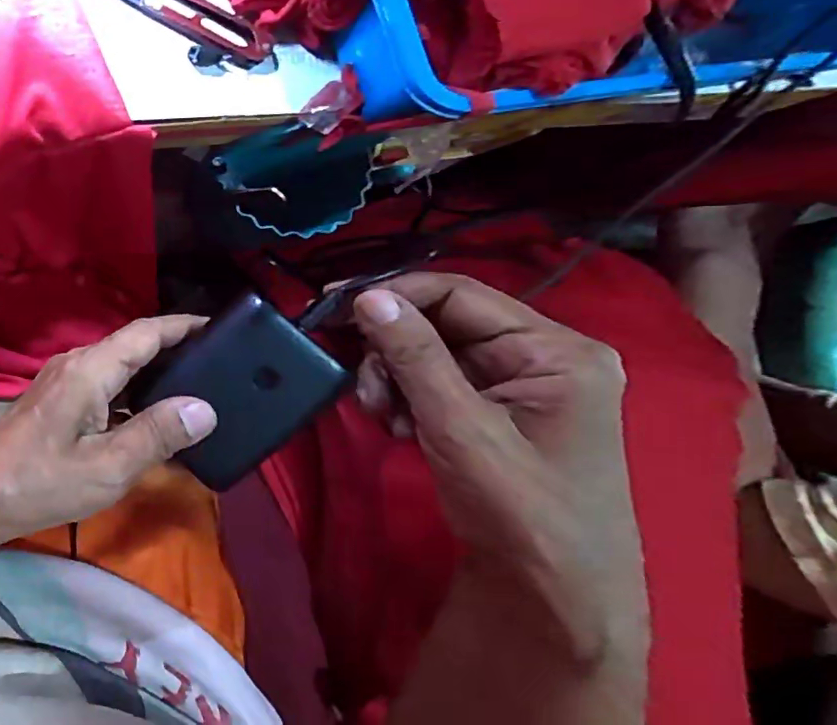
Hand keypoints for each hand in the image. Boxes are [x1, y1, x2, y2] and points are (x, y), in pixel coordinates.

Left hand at [0, 316, 217, 563]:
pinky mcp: (58, 398)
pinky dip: (134, 390)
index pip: (143, 333)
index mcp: (87, 370)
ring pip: (118, 365)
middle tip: (223, 363)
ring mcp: (62, 379)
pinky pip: (105, 382)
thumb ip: (156, 434)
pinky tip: (156, 414)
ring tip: (201, 387)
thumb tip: (204, 407)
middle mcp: (74, 364)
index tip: (221, 326)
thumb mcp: (107, 467)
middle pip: (131, 345)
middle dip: (174, 347)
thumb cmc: (42, 481)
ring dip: (155, 371)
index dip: (182, 325)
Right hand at [351, 274, 646, 664]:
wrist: (551, 593)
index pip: (456, 292)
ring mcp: (516, 380)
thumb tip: (366, 296)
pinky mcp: (492, 403)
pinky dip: (401, 393)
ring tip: (383, 416)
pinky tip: (398, 425)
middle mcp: (540, 354)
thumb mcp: (459, 427)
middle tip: (362, 385)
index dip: (390, 293)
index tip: (331, 305)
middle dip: (388, 348)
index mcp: (555, 350)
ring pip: (423, 347)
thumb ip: (414, 356)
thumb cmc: (521, 509)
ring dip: (389, 375)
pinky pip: (429, 374)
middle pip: (436, 319)